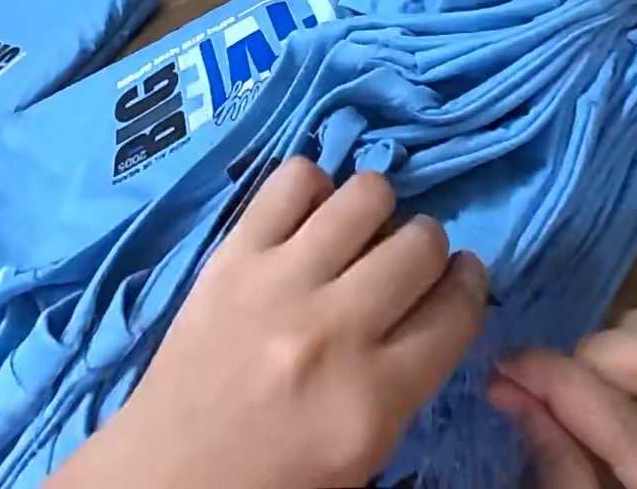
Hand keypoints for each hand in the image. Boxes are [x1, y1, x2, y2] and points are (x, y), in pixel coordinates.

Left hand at [48, 158, 488, 488]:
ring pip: (366, 196)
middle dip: (426, 246)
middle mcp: (334, 327)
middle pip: (420, 243)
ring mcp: (280, 278)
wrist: (167, 475)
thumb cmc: (271, 478)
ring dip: (376, 209)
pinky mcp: (235, 250)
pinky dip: (311, 185)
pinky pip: (292, 178)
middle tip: (404, 259)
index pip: (456, 311)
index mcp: (373, 399)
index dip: (469, 283)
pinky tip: (307, 212)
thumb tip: (432, 301)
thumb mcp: (363, 452)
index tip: (460, 275)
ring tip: (357, 230)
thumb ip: (407, 376)